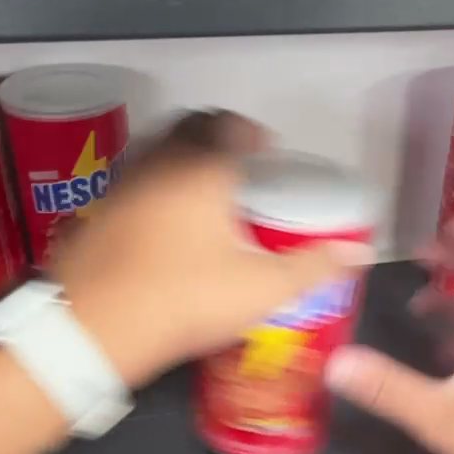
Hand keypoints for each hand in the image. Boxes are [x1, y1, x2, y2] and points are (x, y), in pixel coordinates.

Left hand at [52, 110, 370, 386]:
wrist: (95, 329)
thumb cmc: (186, 299)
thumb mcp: (261, 289)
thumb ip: (311, 267)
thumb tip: (358, 254)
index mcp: (201, 170)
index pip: (227, 125)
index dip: (250, 132)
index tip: (265, 151)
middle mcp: (157, 165)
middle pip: (186, 128)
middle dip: (214, 138)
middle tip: (236, 166)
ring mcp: (120, 188)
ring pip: (154, 153)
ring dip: (179, 160)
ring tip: (200, 192)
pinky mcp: (94, 214)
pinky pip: (130, 185)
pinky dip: (152, 188)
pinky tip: (161, 224)